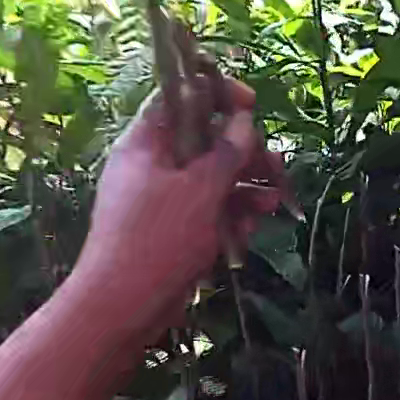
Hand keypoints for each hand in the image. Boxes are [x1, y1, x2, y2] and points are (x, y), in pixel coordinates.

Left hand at [73, 77, 291, 334]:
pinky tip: (251, 230)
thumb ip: (226, 153)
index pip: (181, 97)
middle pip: (205, 141)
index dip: (218, 94)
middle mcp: (154, 164)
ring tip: (274, 201)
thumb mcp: (200, 191)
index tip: (252, 104)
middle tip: (275, 165)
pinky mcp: (175, 227)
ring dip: (246, 187)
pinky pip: (208, 210)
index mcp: (147, 142)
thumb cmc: (158, 239)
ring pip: (213, 179)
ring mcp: (164, 197)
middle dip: (245, 153)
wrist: (124, 305)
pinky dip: (231, 215)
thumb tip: (244, 120)